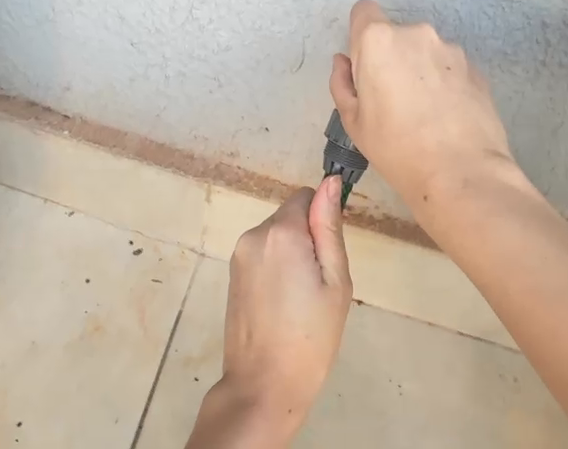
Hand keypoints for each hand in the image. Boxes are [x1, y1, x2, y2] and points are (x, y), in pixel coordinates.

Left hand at [187, 178, 351, 447]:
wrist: (263, 386)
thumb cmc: (311, 337)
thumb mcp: (335, 281)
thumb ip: (329, 227)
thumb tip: (330, 181)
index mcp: (282, 232)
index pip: (306, 196)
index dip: (323, 220)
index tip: (329, 256)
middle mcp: (254, 234)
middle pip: (290, 216)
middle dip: (307, 239)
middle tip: (319, 285)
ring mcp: (239, 254)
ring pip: (276, 236)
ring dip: (292, 254)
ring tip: (301, 299)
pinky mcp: (232, 274)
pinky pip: (262, 254)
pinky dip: (276, 269)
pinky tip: (283, 304)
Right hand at [329, 0, 519, 215]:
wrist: (462, 174)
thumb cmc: (396, 148)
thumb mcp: (353, 121)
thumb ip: (342, 83)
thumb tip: (344, 62)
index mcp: (378, 40)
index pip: (363, 11)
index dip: (361, 36)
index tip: (365, 66)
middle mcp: (416, 33)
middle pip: (396, 35)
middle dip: (392, 58)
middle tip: (393, 101)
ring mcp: (451, 49)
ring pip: (425, 52)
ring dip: (421, 71)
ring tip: (425, 113)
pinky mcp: (476, 68)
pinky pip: (450, 69)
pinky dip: (445, 84)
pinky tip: (447, 118)